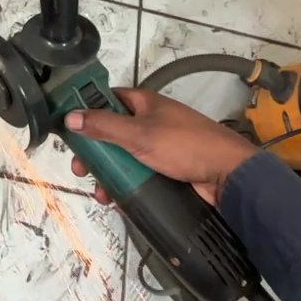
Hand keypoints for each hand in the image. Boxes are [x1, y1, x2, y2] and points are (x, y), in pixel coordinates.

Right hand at [66, 88, 258, 203]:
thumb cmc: (185, 145)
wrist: (230, 177)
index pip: (107, 99)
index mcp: (144, 103)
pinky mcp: (167, 170)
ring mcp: (160, 146)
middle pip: (112, 133)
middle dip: (94, 152)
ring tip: (101, 194)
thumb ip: (104, 126)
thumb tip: (69, 117)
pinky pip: (139, 175)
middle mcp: (150, 121)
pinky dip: (127, 186)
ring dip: (109, 174)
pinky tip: (119, 201)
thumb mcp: (139, 134)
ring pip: (124, 158)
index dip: (87, 110)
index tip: (70, 129)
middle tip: (81, 169)